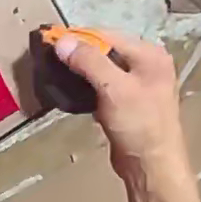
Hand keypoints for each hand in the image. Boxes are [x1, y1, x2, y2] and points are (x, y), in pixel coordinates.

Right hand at [54, 30, 200, 201]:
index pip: (107, 35)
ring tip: (54, 71)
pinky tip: (69, 89)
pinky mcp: (125, 103)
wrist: (151, 167)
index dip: (78, 37)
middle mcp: (146, 65)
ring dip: (79, 69)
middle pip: (104, 49)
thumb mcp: (114, 89)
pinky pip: (101, 85)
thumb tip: (62, 42)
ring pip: (101, 68)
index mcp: (150, 55)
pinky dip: (85, 85)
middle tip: (49, 57)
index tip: (49, 41)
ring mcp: (136, 84)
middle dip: (77, 52)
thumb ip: (89, 61)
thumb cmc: (139, 125)